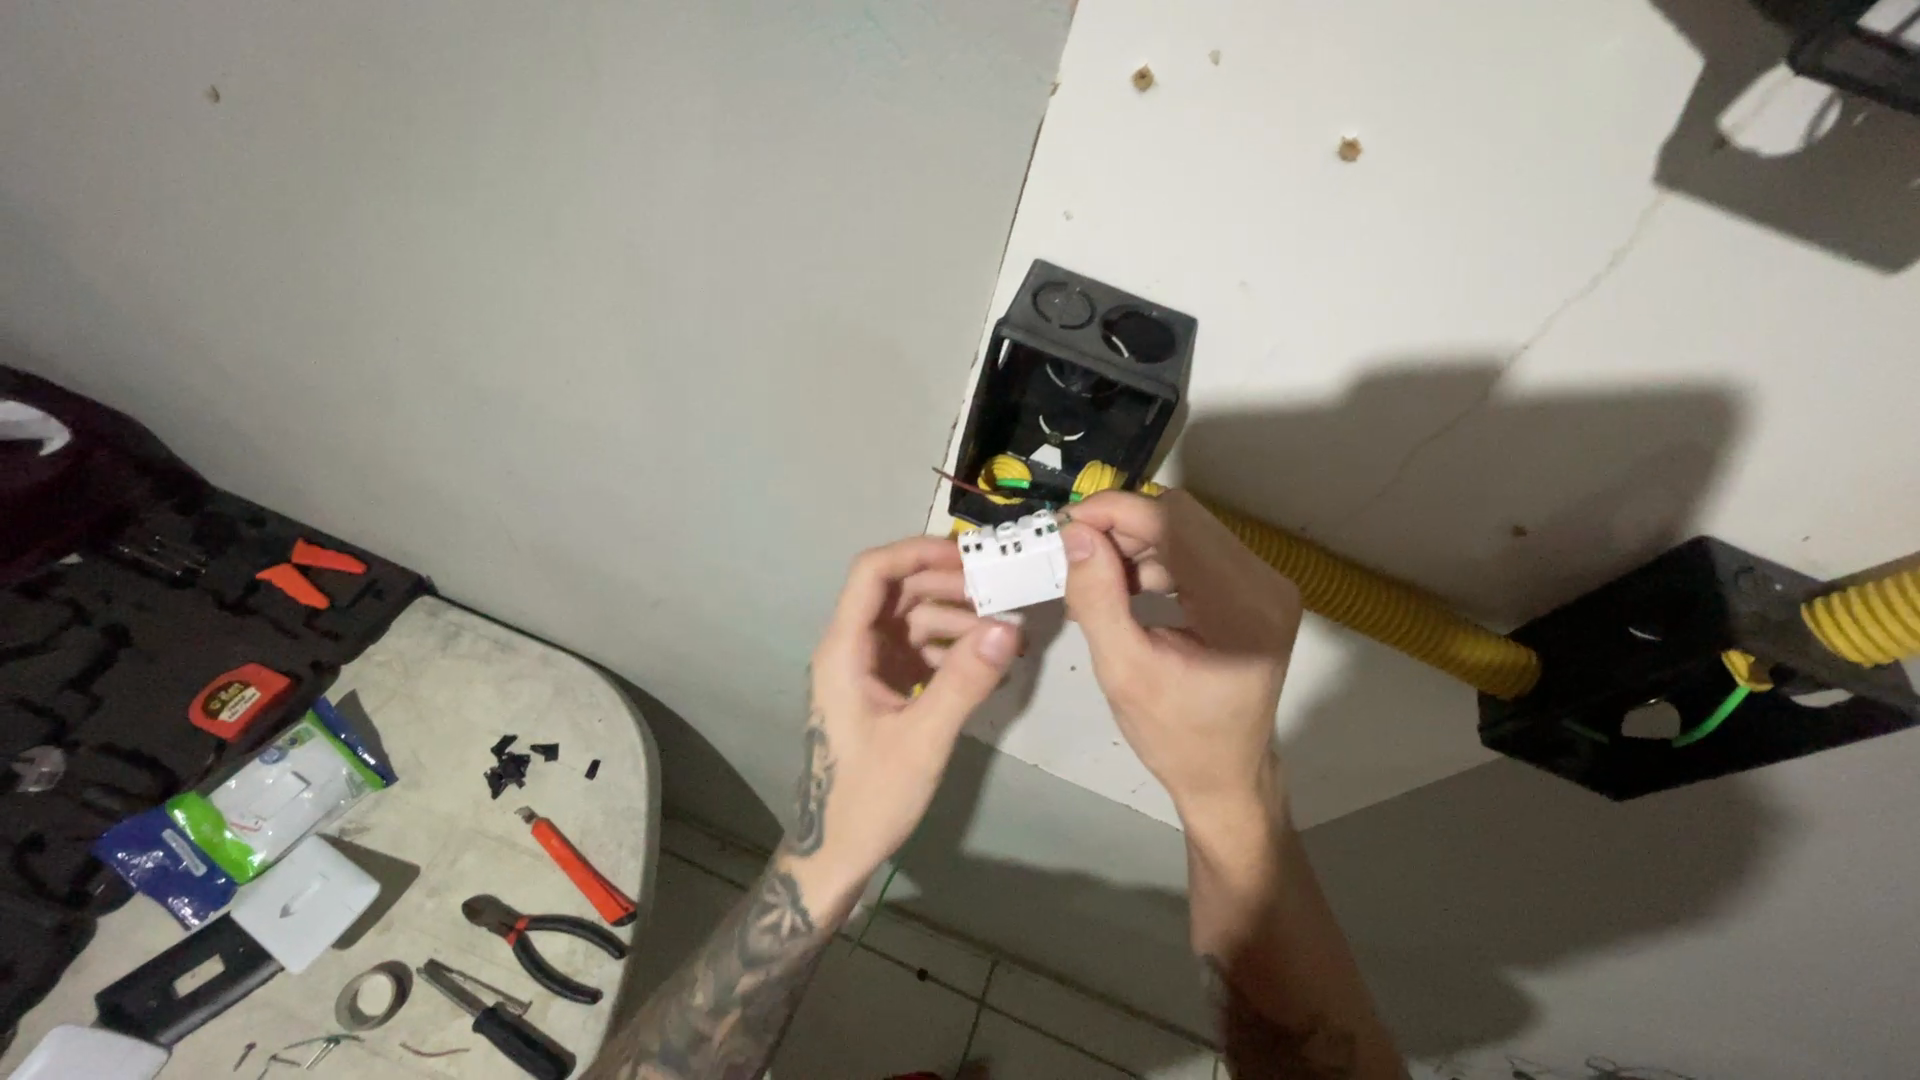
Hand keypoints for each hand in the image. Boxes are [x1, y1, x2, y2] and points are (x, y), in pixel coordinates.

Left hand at [785, 535, 1020, 907]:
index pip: (872, 574)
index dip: (916, 553)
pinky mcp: (885, 688)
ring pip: (914, 620)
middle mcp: (853, 649)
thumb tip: (1010, 628)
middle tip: (1001, 595)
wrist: (837, 852)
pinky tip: (988, 667)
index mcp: (845, 650)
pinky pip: (920, 651)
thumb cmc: (867, 797)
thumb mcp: (922, 740)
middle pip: (899, 592)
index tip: (968, 557)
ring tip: (1004, 637)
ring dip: (957, 621)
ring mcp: (869, 668)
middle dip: (949, 587)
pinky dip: (952, 651)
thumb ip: (964, 682)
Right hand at [1061, 490, 1302, 819]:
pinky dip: (1153, 560)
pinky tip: (1125, 591)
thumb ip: (1098, 598)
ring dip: (1134, 546)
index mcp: (1241, 606)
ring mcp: (1265, 584)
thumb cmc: (1174, 736)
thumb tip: (1075, 533)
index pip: (1174, 522)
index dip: (1116, 512)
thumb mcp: (1123, 671)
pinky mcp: (1254, 589)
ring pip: (1185, 529)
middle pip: (1181, 518)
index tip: (1066, 526)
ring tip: (1097, 587)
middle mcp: (1265, 583)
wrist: (1225, 775)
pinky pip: (1195, 550)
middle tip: (1076, 560)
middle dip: (1121, 529)